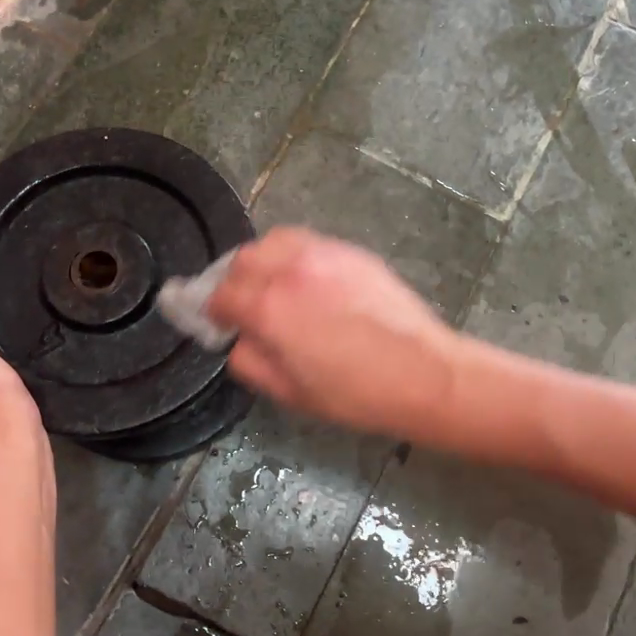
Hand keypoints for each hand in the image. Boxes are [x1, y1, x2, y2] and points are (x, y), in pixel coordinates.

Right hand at [206, 227, 463, 438]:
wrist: (422, 373)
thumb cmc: (354, 394)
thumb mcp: (289, 392)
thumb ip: (250, 361)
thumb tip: (239, 340)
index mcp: (268, 308)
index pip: (220, 295)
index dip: (213, 312)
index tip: (220, 325)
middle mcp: (289, 270)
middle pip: (241, 261)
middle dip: (233, 283)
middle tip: (243, 308)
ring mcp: (322, 254)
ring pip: (272, 242)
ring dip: (261, 262)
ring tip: (272, 287)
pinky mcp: (350, 251)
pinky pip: (305, 242)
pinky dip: (291, 256)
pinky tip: (304, 281)